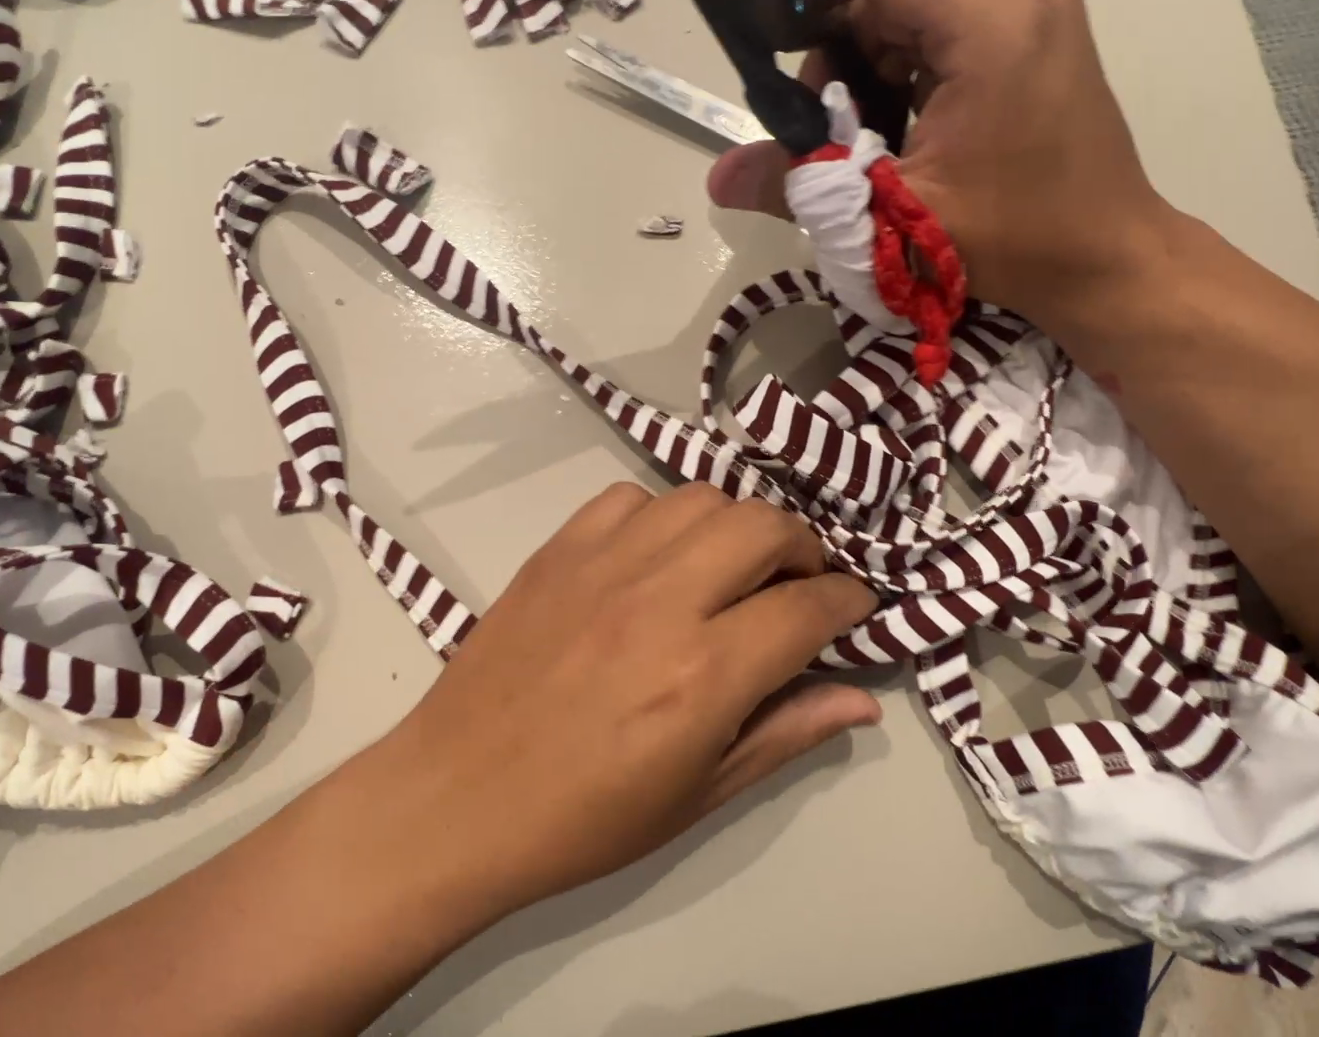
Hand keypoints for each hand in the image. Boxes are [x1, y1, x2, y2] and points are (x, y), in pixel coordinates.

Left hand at [388, 482, 879, 910]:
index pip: (809, 607)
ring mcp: (603, 566)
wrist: (455, 801)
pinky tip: (657, 559)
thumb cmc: (584, 819)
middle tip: (799, 586)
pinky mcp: (557, 551)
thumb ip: (786, 734)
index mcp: (704, 674)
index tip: (857, 608)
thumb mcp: (699, 794)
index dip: (850, 602)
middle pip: (766, 527)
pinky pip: (629, 499)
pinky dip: (662, 518)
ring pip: (703, 498)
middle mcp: (661, 601)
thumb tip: (863, 698)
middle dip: (804, 549)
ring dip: (737, 526)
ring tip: (732, 568)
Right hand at [707, 0, 1179, 318]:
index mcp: (990, 23)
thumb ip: (800, 187)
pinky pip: (953, 35)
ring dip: (871, 63)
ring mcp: (1037, 16)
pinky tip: (888, 129)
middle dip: (839, 43)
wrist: (1105, 265)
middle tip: (806, 116)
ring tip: (845, 134)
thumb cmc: (1012, 239)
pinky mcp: (1040, 44)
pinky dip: (909, 73)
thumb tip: (716, 181)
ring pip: (923, 13)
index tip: (760, 18)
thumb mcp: (894, 216)